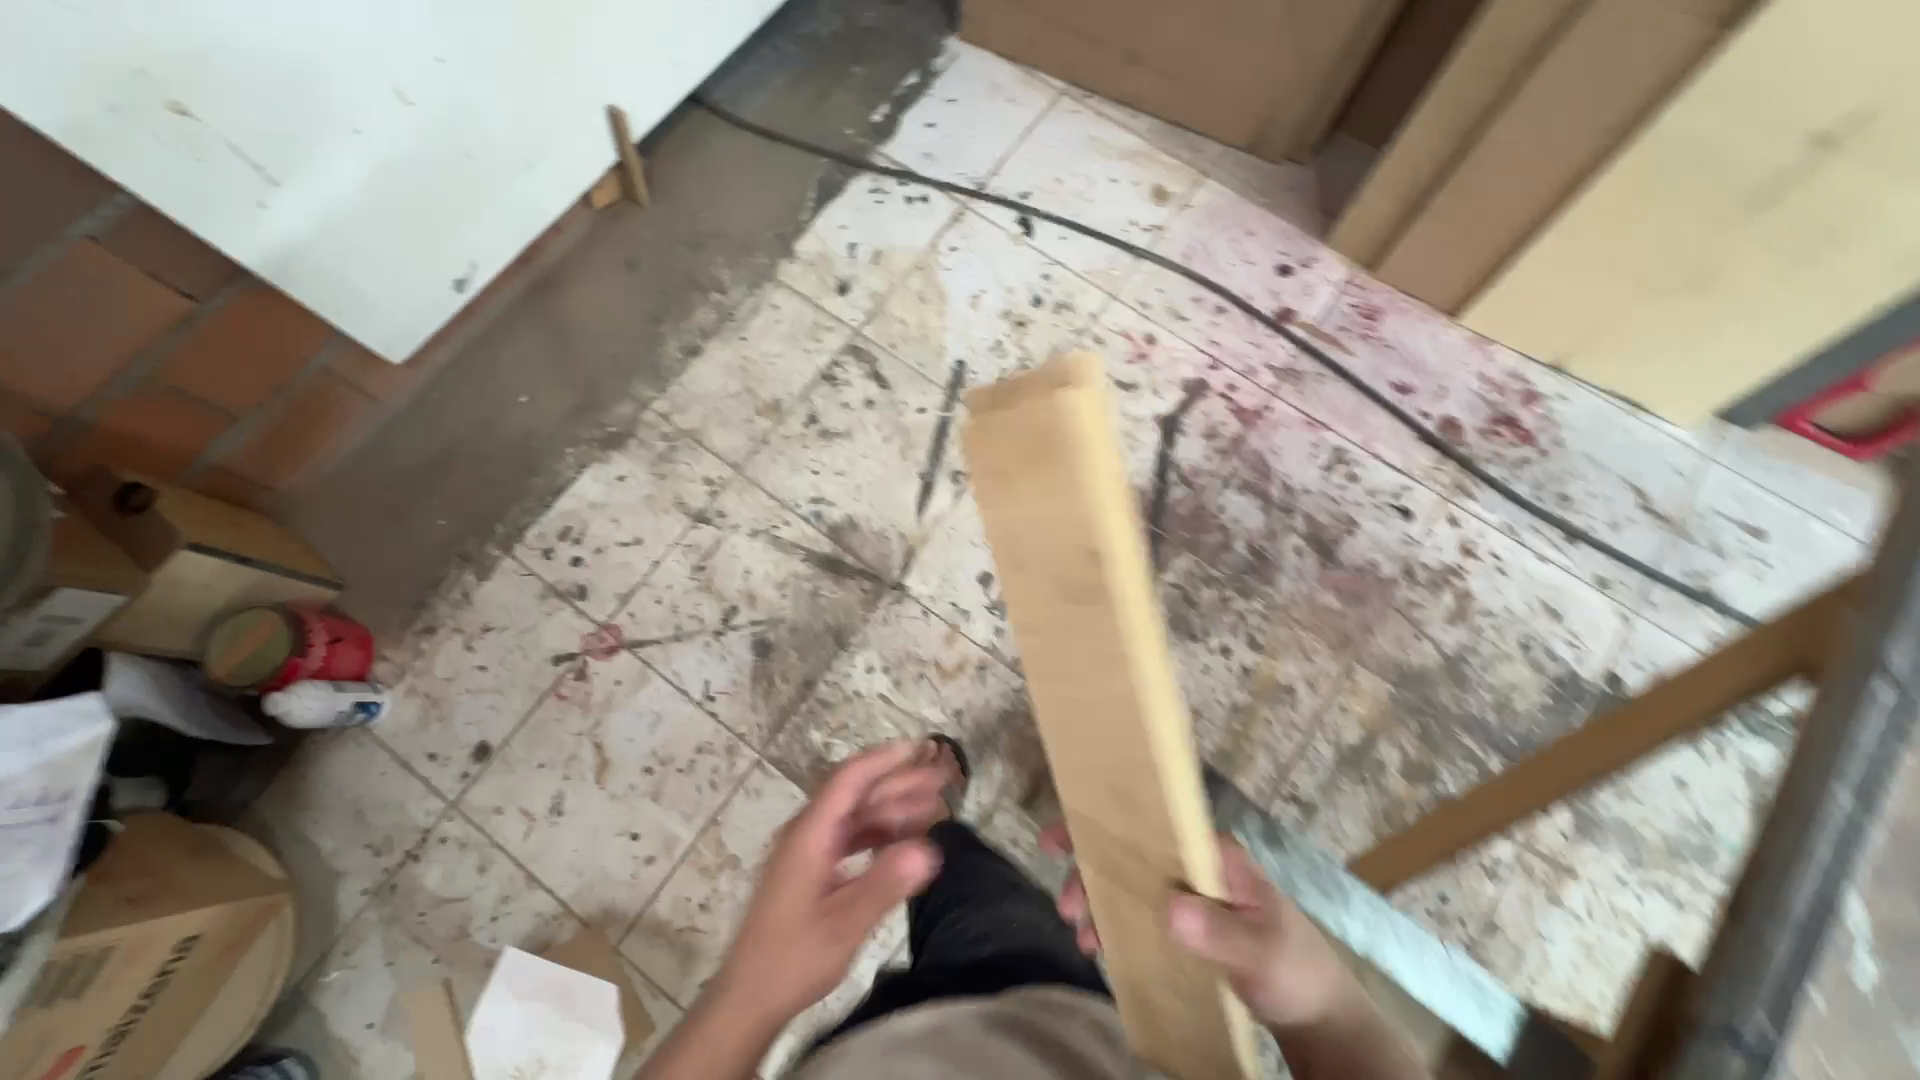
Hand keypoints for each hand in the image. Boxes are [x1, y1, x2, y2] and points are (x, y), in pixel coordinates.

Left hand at [712, 741, 946, 1024]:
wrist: (748, 998)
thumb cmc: (793, 959)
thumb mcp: (845, 925)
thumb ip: (885, 884)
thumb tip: (931, 849)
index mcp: (809, 834)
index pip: (849, 779)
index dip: (885, 759)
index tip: (922, 749)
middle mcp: (807, 833)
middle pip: (857, 794)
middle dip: (900, 782)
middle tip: (944, 779)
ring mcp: (808, 851)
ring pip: (856, 816)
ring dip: (894, 808)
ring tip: (936, 808)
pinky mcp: (812, 870)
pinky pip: (851, 838)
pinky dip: (880, 834)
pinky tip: (906, 841)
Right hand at [1042, 824, 1362, 1032]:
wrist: (1316, 1012)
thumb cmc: (1293, 969)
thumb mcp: (1261, 954)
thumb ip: (1220, 933)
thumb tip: (1169, 906)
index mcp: (1213, 853)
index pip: (1151, 826)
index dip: (1102, 828)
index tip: (1059, 841)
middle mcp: (1195, 864)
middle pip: (1130, 853)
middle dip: (1091, 874)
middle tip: (1070, 910)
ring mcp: (1189, 893)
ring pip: (1130, 883)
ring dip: (1099, 902)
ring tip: (1086, 940)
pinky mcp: (1186, 923)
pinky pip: (1139, 911)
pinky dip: (1114, 923)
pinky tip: (1102, 947)